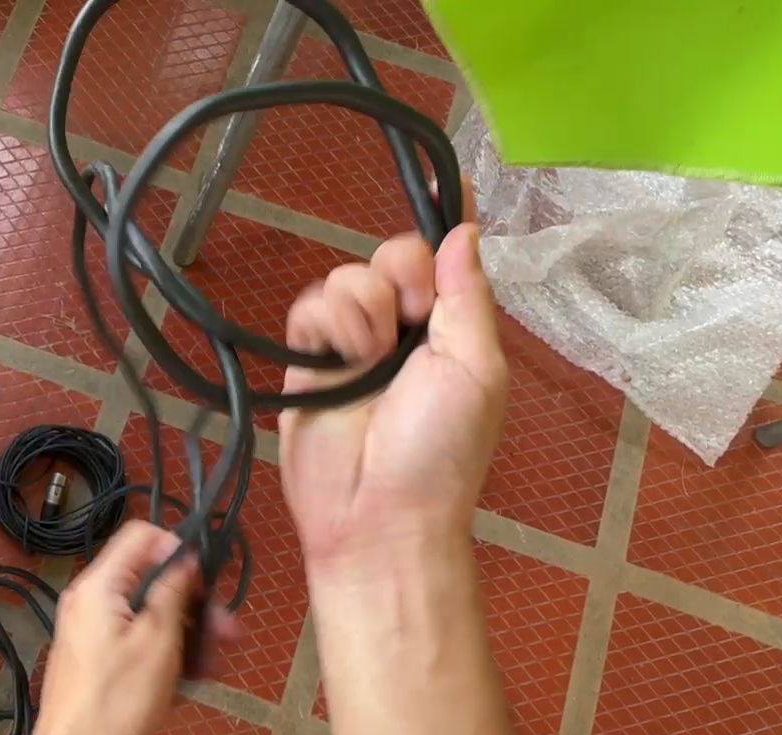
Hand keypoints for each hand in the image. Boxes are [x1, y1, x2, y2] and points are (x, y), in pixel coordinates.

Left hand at [31, 522, 230, 734]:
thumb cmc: (119, 700)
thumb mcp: (158, 641)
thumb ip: (171, 590)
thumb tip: (184, 556)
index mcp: (99, 585)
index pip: (142, 535)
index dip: (179, 550)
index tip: (206, 583)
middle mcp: (90, 599)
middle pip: (150, 579)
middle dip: (194, 603)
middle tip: (228, 635)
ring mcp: (91, 628)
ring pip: (149, 613)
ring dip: (186, 634)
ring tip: (211, 669)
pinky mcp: (96, 655)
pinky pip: (136, 639)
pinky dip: (164, 652)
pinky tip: (187, 682)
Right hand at [279, 211, 507, 572]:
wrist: (376, 512)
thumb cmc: (440, 448)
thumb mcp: (477, 369)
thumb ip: (465, 298)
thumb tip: (462, 230)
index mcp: (447, 327)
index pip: (442, 258)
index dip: (444, 219)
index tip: (449, 174)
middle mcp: (397, 329)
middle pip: (389, 256)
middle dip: (400, 277)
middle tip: (407, 325)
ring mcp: (347, 345)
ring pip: (344, 278)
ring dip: (363, 310)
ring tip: (370, 358)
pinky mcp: (304, 363)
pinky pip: (307, 310)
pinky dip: (326, 325)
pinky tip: (340, 358)